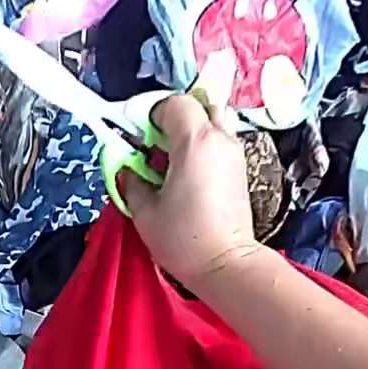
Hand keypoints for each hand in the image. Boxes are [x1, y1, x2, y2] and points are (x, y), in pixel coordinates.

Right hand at [118, 93, 265, 287]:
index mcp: (194, 141)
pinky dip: (205, 150)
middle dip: (176, 120)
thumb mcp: (145, 214)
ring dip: (193, 134)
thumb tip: (126, 170)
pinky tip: (190, 178)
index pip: (174, 103)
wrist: (225, 266)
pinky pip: (221, 145)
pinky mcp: (241, 173)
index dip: (153, 114)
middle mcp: (219, 140)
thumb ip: (131, 183)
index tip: (140, 139)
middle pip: (199, 107)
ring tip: (175, 163)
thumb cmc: (183, 241)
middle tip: (158, 149)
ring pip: (214, 123)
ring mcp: (234, 155)